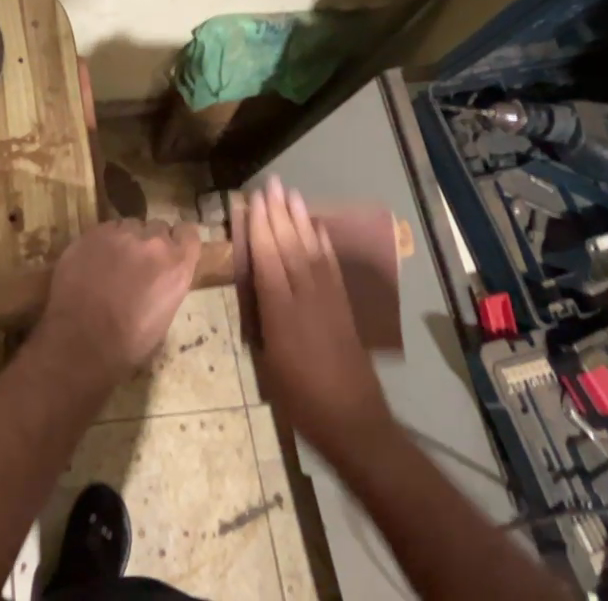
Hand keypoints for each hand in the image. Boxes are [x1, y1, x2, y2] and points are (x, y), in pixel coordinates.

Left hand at [33, 218, 201, 388]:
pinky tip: (93, 262)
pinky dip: (102, 242)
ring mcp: (120, 235)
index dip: (179, 241)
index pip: (189, 233)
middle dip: (151, 241)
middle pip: (157, 227)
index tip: (172, 251)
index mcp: (176, 265)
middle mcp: (152, 243)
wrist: (82, 342)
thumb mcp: (165, 315)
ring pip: (129, 225)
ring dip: (126, 240)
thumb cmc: (128, 343)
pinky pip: (104, 230)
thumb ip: (168, 283)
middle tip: (139, 263)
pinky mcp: (91, 234)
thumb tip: (160, 275)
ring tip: (113, 262)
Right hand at [247, 176, 394, 445]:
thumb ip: (263, 323)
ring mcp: (329, 302)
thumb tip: (254, 292)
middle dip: (280, 215)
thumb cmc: (300, 401)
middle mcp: (307, 300)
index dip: (260, 229)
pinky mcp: (345, 309)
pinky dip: (325, 246)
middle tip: (273, 185)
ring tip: (293, 196)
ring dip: (302, 222)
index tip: (254, 201)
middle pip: (291, 248)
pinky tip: (318, 230)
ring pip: (313, 252)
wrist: (354, 423)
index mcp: (282, 314)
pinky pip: (333, 269)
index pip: (268, 261)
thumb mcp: (268, 364)